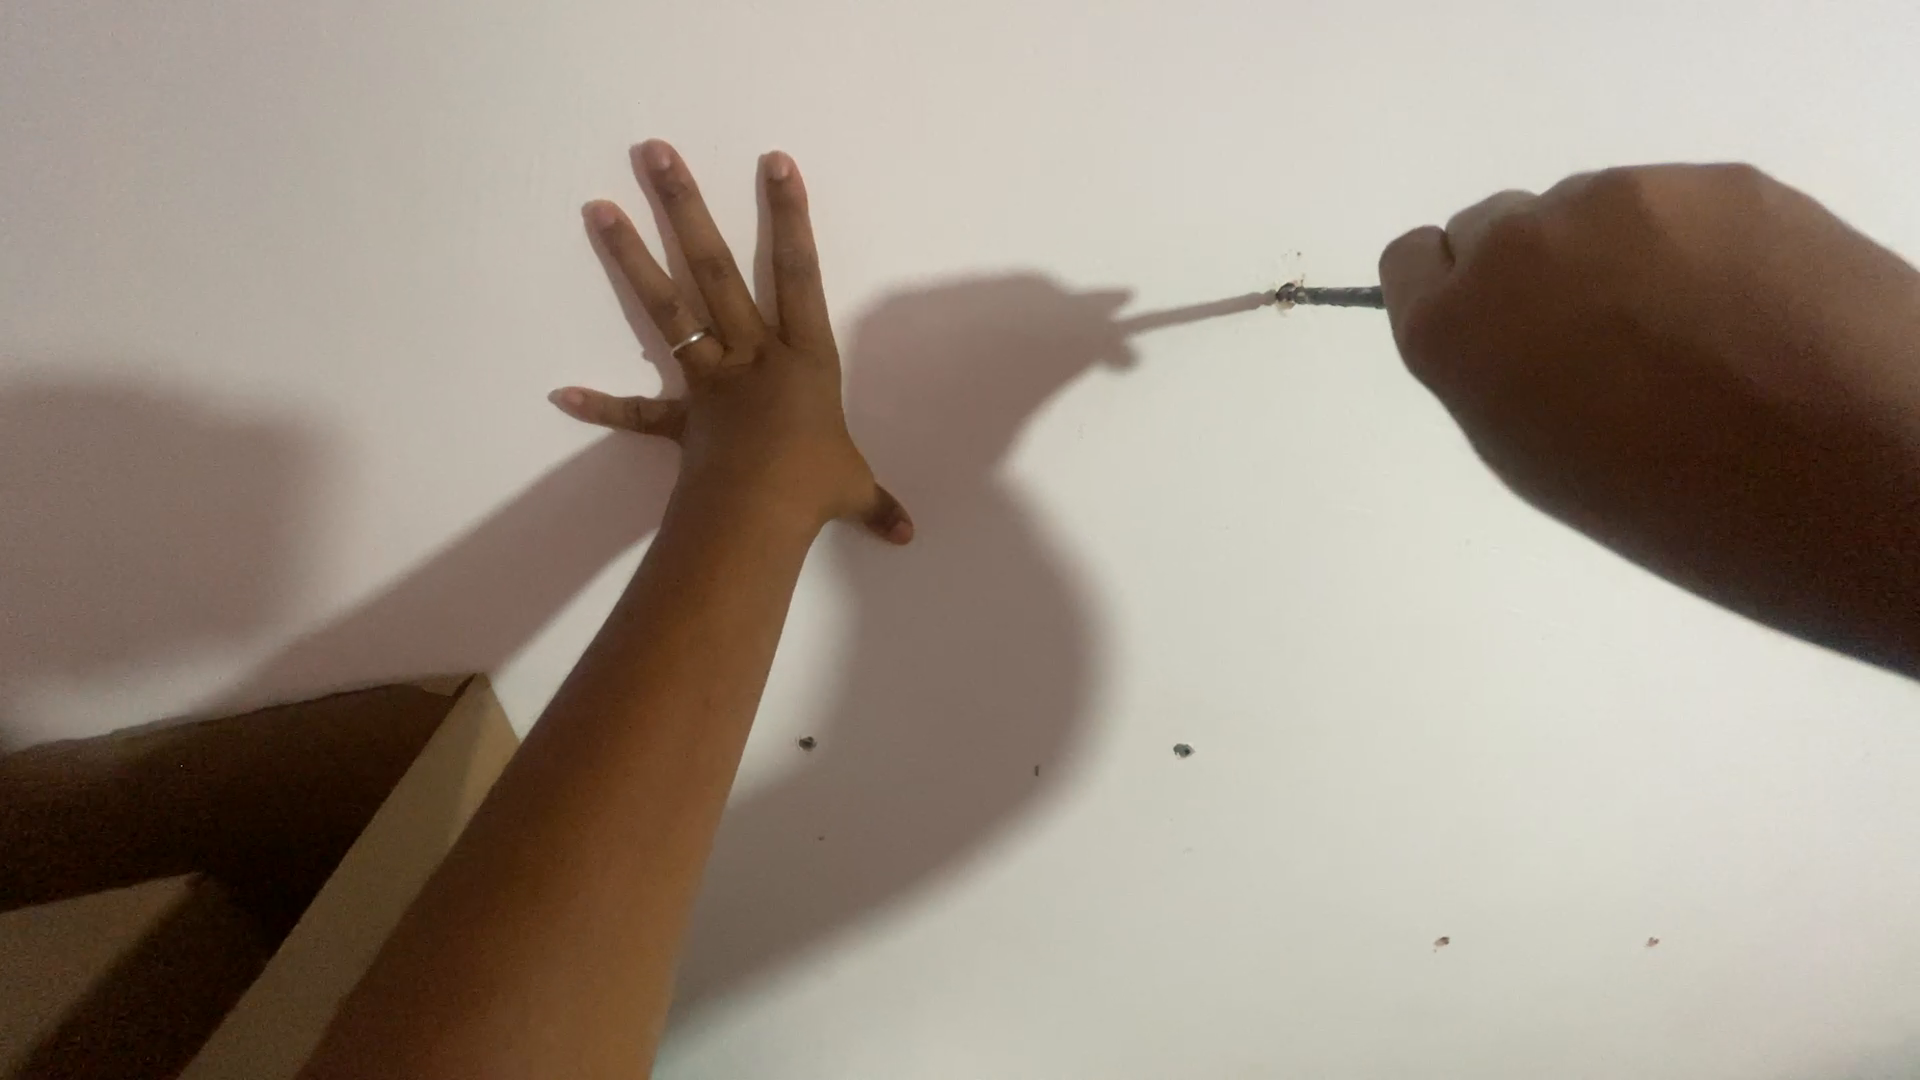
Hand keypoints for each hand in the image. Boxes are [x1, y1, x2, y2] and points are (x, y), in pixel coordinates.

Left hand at [551, 140, 911, 543]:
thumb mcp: (856, 491)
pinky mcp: (682, 419)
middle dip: (686, 209)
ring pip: (671, 311)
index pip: (800, 277)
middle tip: (654, 152)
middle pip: (717, 271)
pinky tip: (563, 393)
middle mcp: (754, 356)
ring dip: (633, 258)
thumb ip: (880, 506)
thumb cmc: (813, 486)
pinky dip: (604, 405)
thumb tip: (908, 536)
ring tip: (599, 206)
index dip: (791, 220)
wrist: (761, 513)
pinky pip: (638, 412)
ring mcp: (711, 382)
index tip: (775, 164)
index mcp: (804, 361)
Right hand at [1380, 164, 1919, 671]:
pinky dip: (1679, 240)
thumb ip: (1479, 356)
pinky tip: (1729, 298)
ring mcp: (1618, 200)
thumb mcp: (1510, 435)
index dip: (1444, 286)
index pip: (1409, 256)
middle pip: (1489, 225)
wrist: (1833, 465)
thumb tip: (1504, 315)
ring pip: (1579, 208)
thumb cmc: (1638, 486)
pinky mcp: (1719, 179)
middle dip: (1519, 267)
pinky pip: (1665, 201)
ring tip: (1670, 319)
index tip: (1485, 322)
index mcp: (1448, 321)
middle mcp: (1513, 245)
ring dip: (1600, 250)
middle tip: (1578, 327)